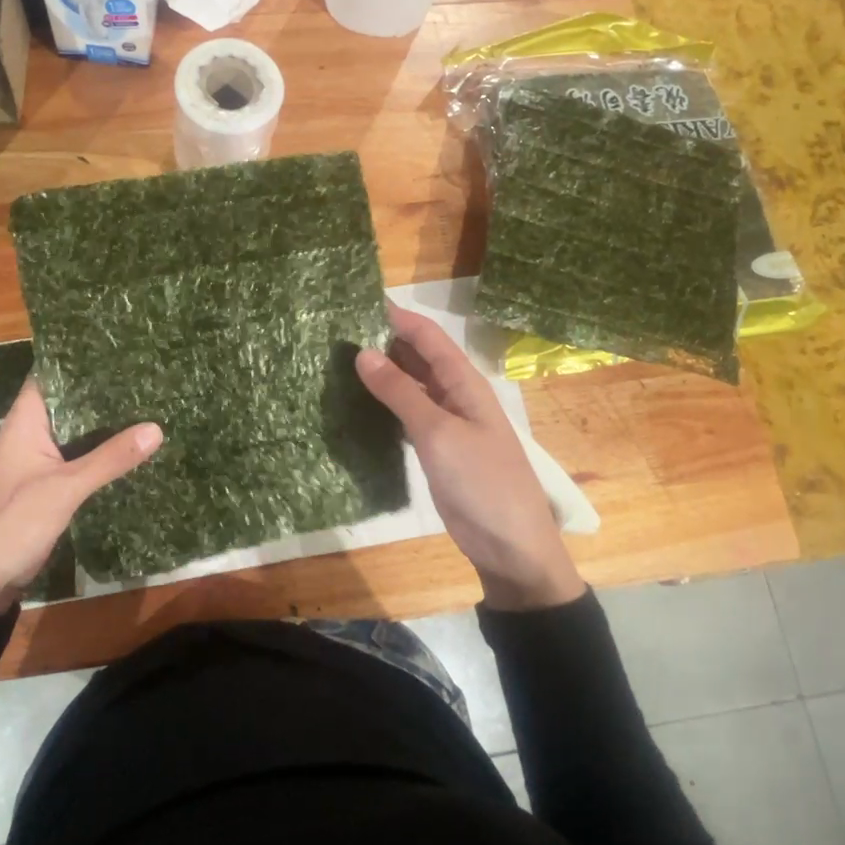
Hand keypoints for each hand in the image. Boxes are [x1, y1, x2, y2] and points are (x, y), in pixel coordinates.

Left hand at [0, 380, 161, 615]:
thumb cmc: (12, 525)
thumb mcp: (63, 490)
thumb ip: (109, 459)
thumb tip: (157, 428)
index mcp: (24, 424)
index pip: (51, 375)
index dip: (80, 358)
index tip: (121, 346)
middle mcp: (30, 436)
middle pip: (68, 402)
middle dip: (103, 391)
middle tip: (149, 374)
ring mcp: (38, 463)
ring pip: (76, 432)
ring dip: (105, 423)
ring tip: (151, 403)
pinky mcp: (47, 487)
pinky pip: (78, 459)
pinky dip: (101, 452)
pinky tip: (133, 449)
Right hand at [355, 305, 586, 610]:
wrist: (511, 544)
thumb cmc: (482, 482)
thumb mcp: (438, 434)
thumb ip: (401, 393)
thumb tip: (362, 353)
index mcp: (464, 383)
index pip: (427, 336)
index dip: (395, 315)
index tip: (354, 300)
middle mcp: (455, 395)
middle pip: (417, 357)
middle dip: (382, 340)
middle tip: (334, 330)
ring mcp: (446, 423)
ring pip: (410, 386)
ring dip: (380, 372)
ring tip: (335, 360)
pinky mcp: (436, 449)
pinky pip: (407, 415)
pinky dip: (383, 405)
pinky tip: (355, 403)